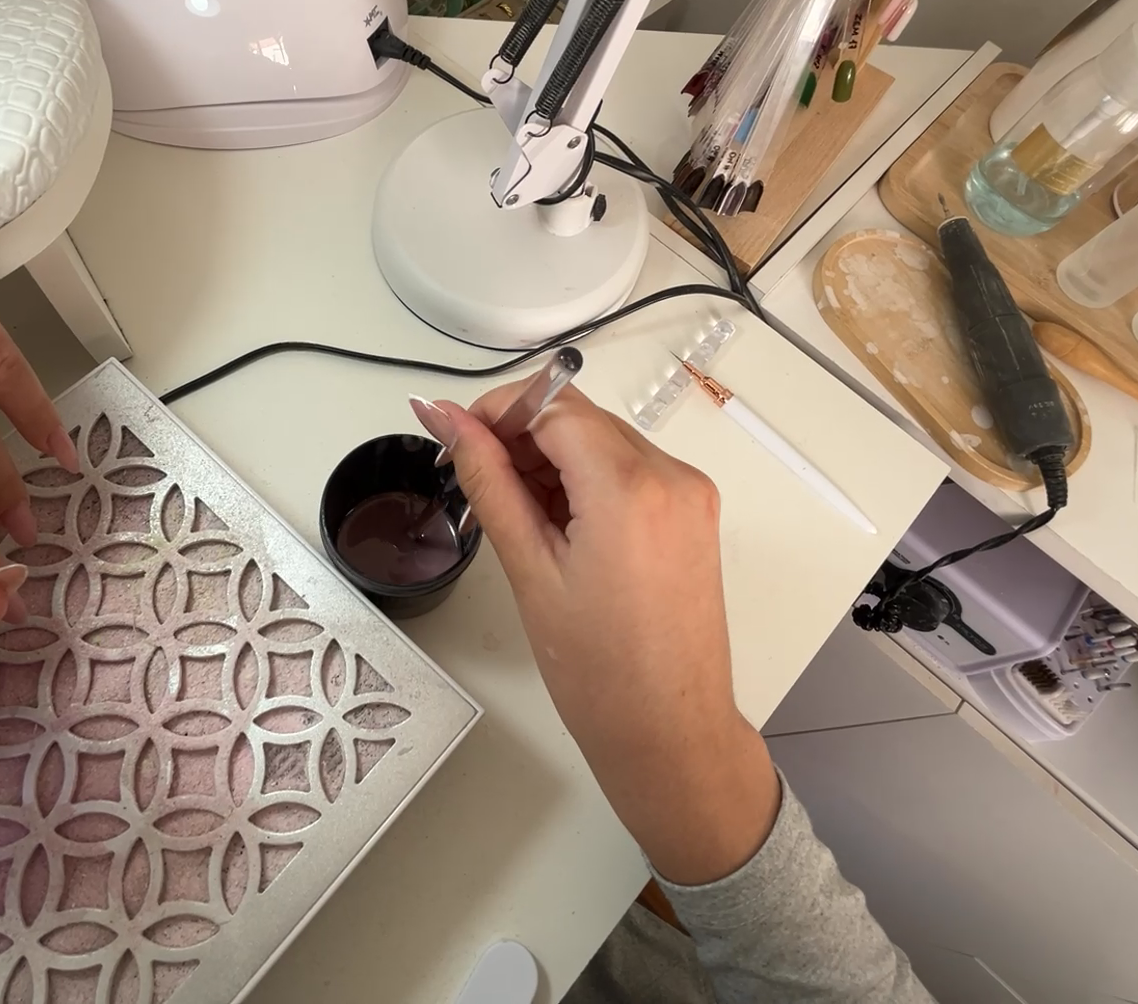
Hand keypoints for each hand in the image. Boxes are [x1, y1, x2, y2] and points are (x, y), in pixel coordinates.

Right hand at [411, 384, 779, 884]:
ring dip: (551, 459)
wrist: (668, 732)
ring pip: (602, 440)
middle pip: (579, 418)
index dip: (497, 411)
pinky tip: (557, 521)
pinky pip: (628, 468)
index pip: (552, 405)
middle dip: (520, 436)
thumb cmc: (594, 668)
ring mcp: (690, 491)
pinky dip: (585, 479)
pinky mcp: (693, 510)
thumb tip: (444, 417)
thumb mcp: (529, 567)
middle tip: (476, 482)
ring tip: (516, 514)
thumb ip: (487, 478)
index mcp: (630, 487)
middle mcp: (672, 474)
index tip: (456, 439)